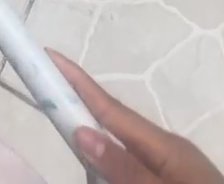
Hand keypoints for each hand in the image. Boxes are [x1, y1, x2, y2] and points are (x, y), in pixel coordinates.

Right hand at [51, 52, 223, 183]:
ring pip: (123, 157)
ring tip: (90, 162)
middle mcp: (169, 154)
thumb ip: (125, 169)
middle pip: (113, 130)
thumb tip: (81, 131)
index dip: (76, 80)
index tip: (47, 53)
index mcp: (167, 148)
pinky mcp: (176, 181)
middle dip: (83, 124)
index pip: (110, 107)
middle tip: (52, 112)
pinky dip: (119, 175)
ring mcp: (175, 171)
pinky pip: (137, 172)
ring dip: (104, 165)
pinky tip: (110, 177)